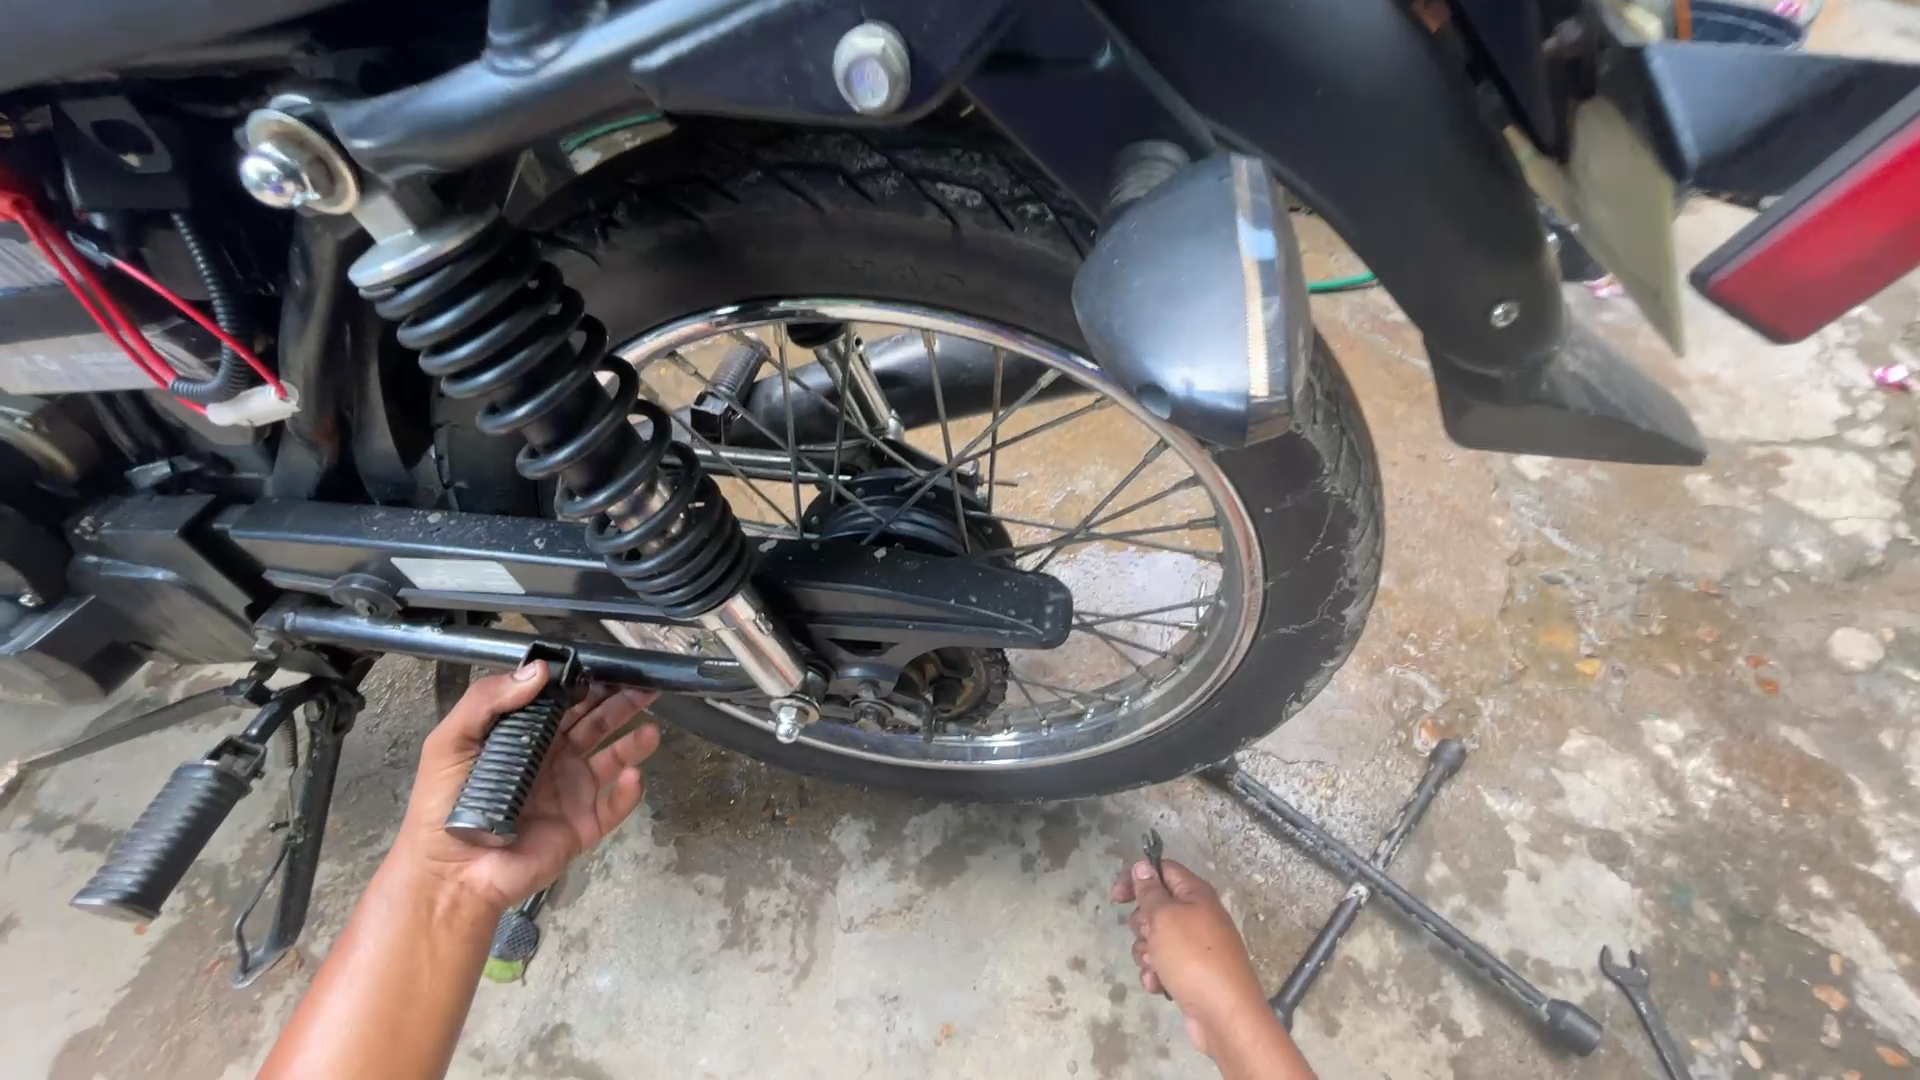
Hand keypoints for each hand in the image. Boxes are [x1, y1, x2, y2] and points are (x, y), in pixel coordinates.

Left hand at [392, 661, 660, 912]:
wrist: (448, 877)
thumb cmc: (442, 809)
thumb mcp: (450, 744)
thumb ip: (487, 701)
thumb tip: (540, 670)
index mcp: (527, 738)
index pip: (566, 702)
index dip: (588, 684)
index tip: (609, 668)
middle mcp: (556, 760)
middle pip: (598, 723)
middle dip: (622, 704)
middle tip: (645, 688)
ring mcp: (573, 792)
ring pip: (615, 759)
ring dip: (635, 743)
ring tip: (650, 732)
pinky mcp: (584, 825)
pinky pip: (617, 804)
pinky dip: (631, 791)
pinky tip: (633, 775)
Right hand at [1112, 858, 1269, 1056]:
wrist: (1225, 1016)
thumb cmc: (1192, 957)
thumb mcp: (1164, 916)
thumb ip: (1150, 891)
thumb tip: (1143, 866)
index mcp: (1195, 894)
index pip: (1161, 870)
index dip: (1137, 878)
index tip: (1116, 897)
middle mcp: (1197, 916)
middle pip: (1155, 907)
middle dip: (1142, 924)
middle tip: (1148, 935)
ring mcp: (1195, 947)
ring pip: (1155, 939)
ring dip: (1147, 953)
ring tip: (1155, 966)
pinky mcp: (1192, 974)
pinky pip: (1164, 965)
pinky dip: (1157, 974)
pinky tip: (1158, 985)